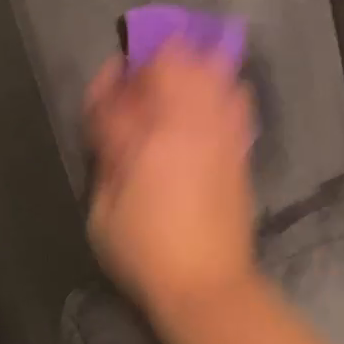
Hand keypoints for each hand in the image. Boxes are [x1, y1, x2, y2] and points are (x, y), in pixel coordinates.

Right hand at [84, 45, 258, 314]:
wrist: (205, 285)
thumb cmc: (145, 258)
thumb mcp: (102, 219)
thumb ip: (107, 167)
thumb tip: (115, 139)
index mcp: (142, 141)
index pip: (117, 90)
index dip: (106, 85)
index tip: (103, 91)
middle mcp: (185, 124)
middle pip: (173, 58)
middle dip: (152, 63)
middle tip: (140, 88)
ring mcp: (219, 132)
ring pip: (211, 67)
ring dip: (190, 69)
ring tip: (176, 91)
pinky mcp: (241, 149)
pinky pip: (236, 98)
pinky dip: (219, 92)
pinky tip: (207, 112)